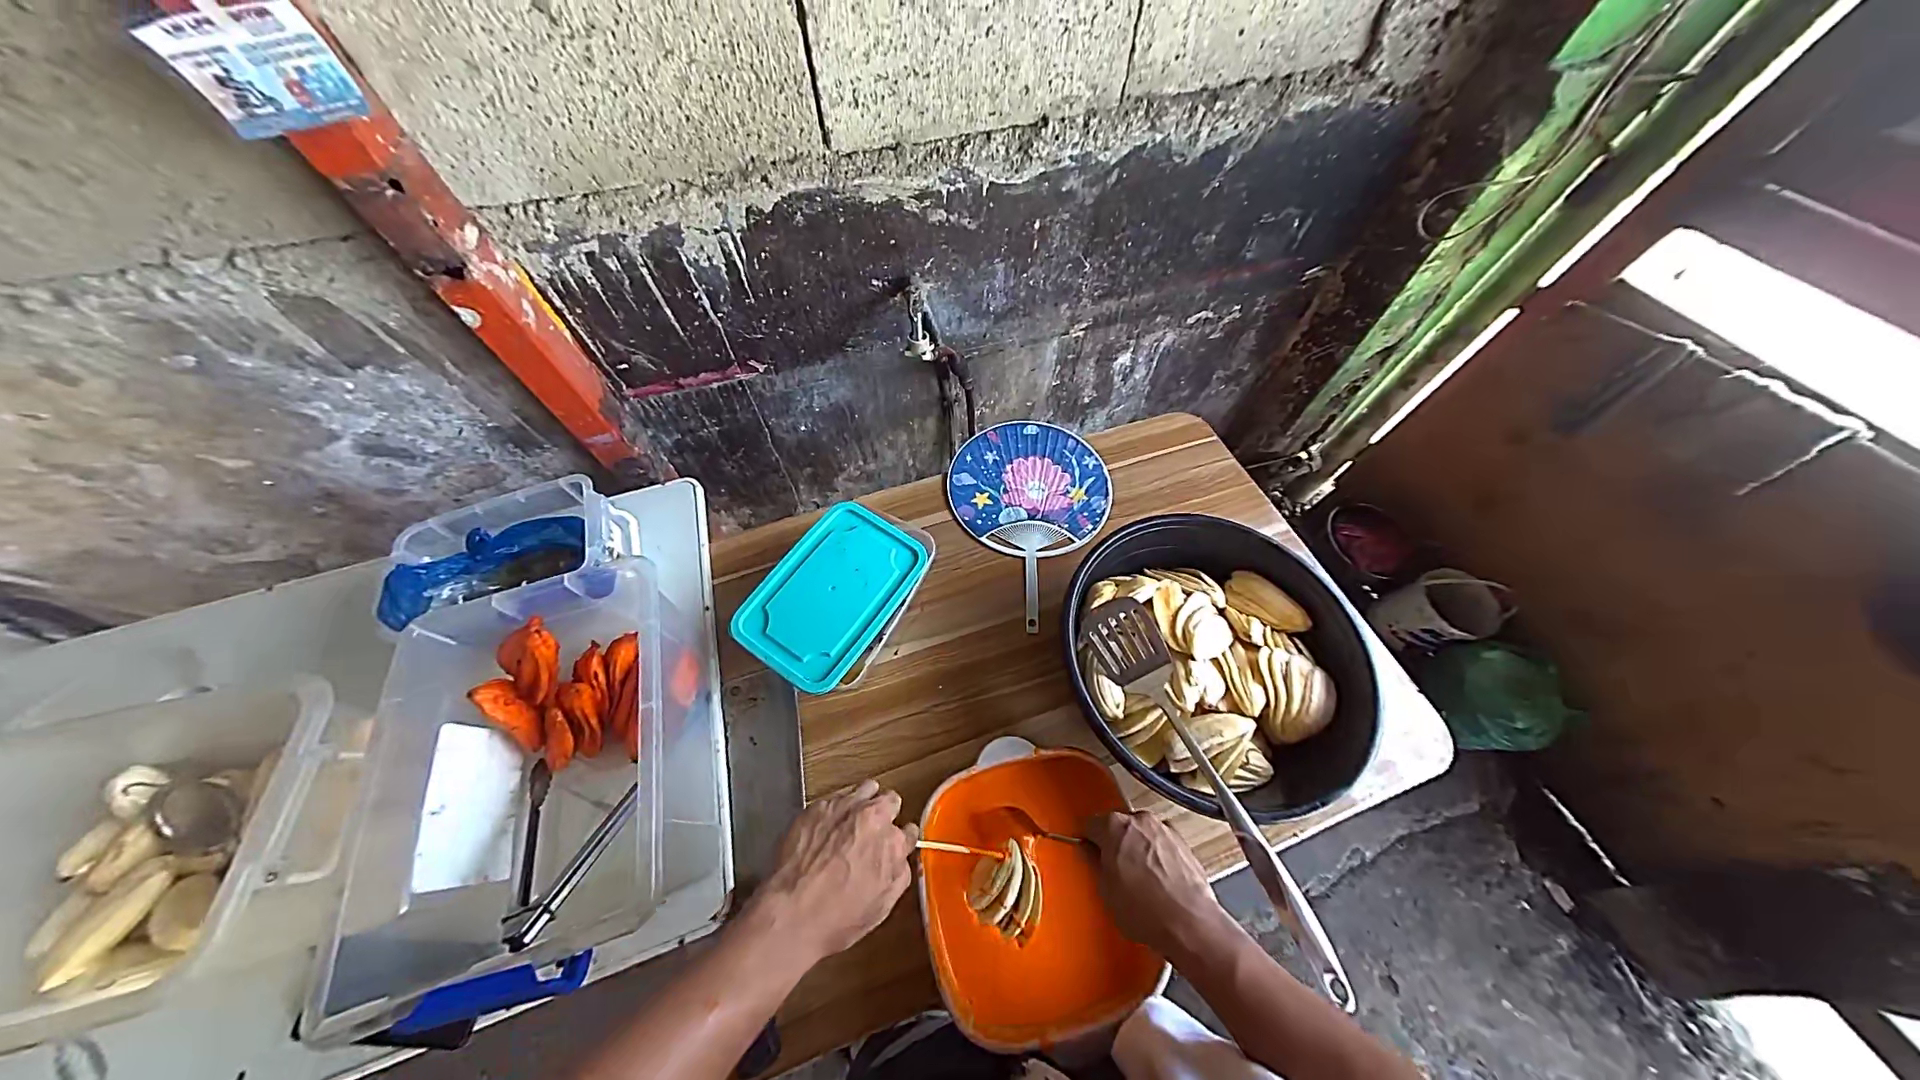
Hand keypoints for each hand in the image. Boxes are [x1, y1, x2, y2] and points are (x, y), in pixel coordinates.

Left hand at [750, 779, 917, 961]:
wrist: (793, 912)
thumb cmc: (835, 916)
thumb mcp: (882, 905)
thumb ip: (898, 873)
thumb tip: (899, 861)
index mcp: (893, 843)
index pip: (909, 831)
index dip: (902, 839)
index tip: (896, 843)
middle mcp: (872, 817)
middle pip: (890, 800)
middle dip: (886, 813)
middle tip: (873, 831)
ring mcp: (844, 807)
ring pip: (864, 789)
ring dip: (863, 803)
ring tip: (853, 822)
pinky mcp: (818, 807)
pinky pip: (834, 799)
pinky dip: (834, 811)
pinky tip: (826, 831)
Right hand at [1086, 809, 1227, 957]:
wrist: (1190, 925)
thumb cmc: (1149, 910)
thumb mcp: (1106, 890)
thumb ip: (1095, 864)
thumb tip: (1094, 857)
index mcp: (1115, 826)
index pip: (1092, 824)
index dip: (1089, 840)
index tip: (1090, 851)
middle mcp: (1141, 821)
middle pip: (1120, 826)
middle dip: (1116, 844)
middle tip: (1114, 870)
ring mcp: (1165, 830)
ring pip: (1143, 835)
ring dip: (1140, 850)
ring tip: (1140, 882)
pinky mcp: (1185, 844)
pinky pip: (1163, 846)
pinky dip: (1159, 858)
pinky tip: (1159, 884)